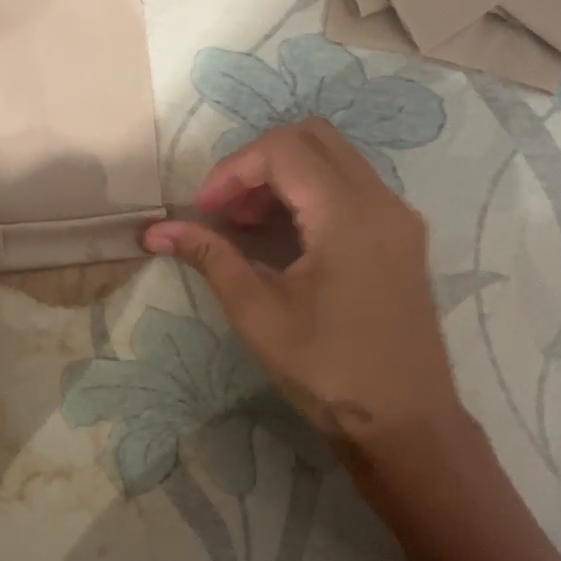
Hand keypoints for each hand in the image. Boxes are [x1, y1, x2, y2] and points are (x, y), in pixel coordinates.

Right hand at [144, 118, 459, 443]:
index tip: (203, 211)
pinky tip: (283, 236)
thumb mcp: (257, 312)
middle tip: (226, 209)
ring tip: (246, 224)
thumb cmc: (328, 369)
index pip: (281, 150)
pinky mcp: (400, 235)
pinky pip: (349, 183)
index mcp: (348, 216)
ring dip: (281, 174)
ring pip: (332, 156)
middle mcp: (381, 202)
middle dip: (256, 162)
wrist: (407, 424)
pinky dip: (308, 190)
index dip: (232, 170)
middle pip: (311, 137)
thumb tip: (154, 231)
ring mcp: (397, 217)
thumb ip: (209, 256)